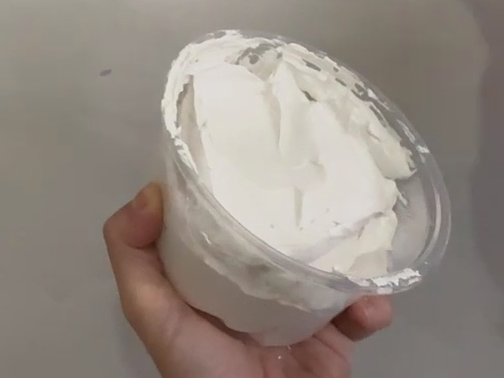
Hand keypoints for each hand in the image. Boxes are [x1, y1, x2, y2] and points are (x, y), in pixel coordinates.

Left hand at [103, 183, 391, 377]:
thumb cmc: (196, 368)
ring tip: (355, 232)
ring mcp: (292, 311)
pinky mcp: (330, 343)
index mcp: (205, 271)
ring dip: (341, 251)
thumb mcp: (149, 309)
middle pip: (271, 234)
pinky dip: (369, 304)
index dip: (219, 184)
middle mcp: (249, 285)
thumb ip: (131, 252)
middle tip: (310, 178)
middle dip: (292, 209)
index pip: (211, 216)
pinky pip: (356, 314)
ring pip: (320, 265)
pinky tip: (372, 299)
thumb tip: (151, 190)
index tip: (234, 148)